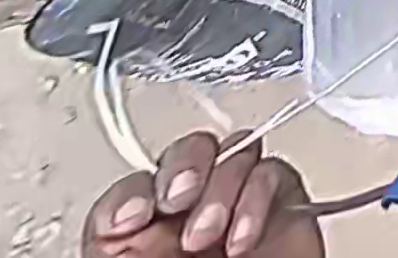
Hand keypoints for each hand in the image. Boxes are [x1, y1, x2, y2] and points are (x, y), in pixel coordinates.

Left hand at [82, 132, 322, 257]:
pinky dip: (258, 196)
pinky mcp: (283, 205)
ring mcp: (237, 208)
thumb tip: (115, 232)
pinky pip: (273, 171)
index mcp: (141, 243)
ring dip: (223, 187)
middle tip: (179, 197)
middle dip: (185, 164)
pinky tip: (243, 236)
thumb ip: (125, 252)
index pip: (128, 192)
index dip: (128, 194)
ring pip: (234, 152)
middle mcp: (188, 220)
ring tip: (211, 235)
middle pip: (187, 151)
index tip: (130, 219)